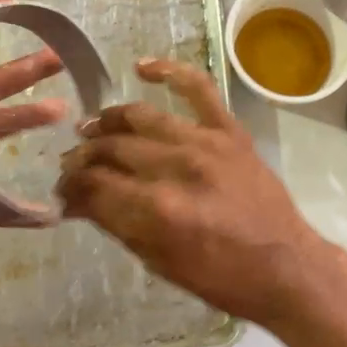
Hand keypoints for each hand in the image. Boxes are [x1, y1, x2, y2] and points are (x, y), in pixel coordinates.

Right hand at [55, 58, 343, 326]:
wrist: (285, 266)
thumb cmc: (221, 277)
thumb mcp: (161, 263)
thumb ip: (117, 224)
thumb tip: (78, 200)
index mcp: (159, 210)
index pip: (96, 185)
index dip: (71, 186)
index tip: (61, 189)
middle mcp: (178, 168)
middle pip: (114, 150)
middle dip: (83, 157)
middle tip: (70, 163)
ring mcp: (206, 143)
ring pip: (143, 118)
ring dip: (110, 121)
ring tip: (91, 127)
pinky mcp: (230, 131)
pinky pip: (198, 88)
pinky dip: (170, 72)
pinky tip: (142, 68)